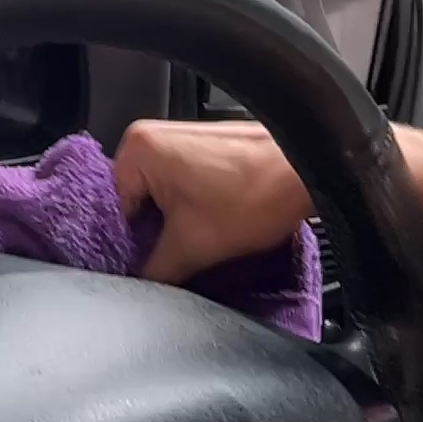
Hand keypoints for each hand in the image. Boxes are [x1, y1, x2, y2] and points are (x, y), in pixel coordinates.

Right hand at [112, 119, 313, 283]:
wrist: (306, 170)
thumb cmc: (258, 191)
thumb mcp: (193, 246)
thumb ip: (154, 271)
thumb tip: (138, 286)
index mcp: (137, 148)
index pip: (116, 210)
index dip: (132, 244)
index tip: (147, 263)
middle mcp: (151, 135)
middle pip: (136, 201)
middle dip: (155, 231)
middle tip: (180, 252)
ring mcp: (177, 137)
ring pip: (160, 194)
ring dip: (175, 220)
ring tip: (200, 236)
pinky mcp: (200, 145)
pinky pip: (179, 182)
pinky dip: (190, 206)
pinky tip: (210, 220)